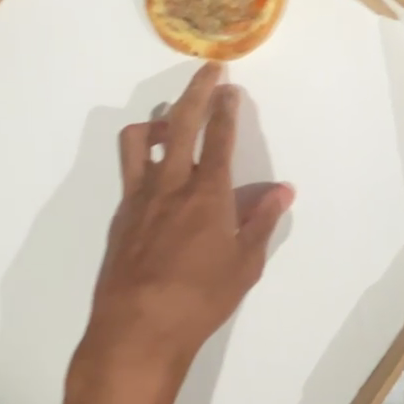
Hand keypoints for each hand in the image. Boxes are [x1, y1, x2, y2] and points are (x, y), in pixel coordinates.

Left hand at [82, 62, 295, 375]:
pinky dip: (144, 157)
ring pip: (141, 139)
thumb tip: (282, 191)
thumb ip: (261, 221)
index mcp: (208, 193)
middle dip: (197, 91)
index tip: (229, 86)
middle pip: (182, 122)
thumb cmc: (200, 300)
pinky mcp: (121, 215)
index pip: (218, 136)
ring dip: (159, 121)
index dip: (226, 107)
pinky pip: (130, 170)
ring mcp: (140, 197)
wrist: (136, 332)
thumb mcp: (245, 264)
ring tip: (173, 121)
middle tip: (207, 71)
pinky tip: (157, 174)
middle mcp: (171, 184)